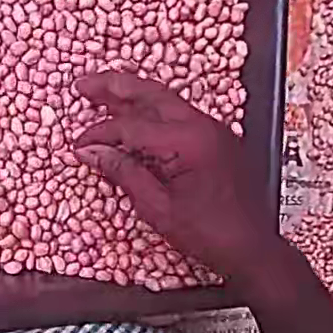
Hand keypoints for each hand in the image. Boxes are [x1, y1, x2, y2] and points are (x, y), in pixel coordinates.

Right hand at [72, 72, 281, 286]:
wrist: (252, 248)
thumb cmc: (208, 233)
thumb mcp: (157, 207)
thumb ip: (124, 173)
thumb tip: (92, 153)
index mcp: (189, 141)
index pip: (132, 126)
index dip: (101, 133)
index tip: (80, 144)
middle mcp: (204, 126)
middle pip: (151, 93)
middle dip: (114, 85)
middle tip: (83, 84)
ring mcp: (213, 129)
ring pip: (165, 99)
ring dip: (132, 93)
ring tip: (102, 90)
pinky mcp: (215, 139)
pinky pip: (177, 114)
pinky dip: (150, 110)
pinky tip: (133, 114)